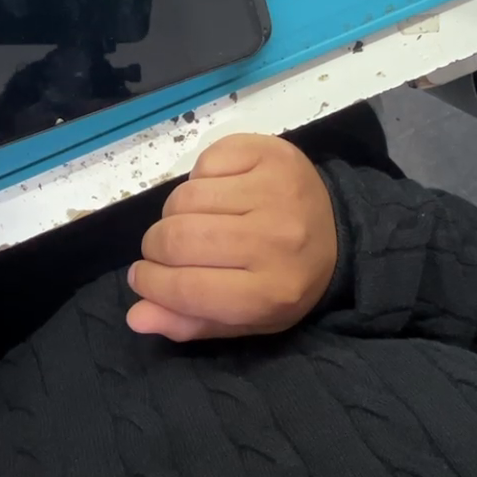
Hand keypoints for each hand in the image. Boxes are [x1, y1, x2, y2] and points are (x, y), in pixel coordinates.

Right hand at [126, 134, 338, 341]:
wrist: (340, 234)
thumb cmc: (284, 282)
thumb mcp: (244, 318)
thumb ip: (189, 323)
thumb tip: (136, 317)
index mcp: (270, 291)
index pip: (185, 287)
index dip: (150, 283)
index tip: (141, 278)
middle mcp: (275, 239)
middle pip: (177, 238)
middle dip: (154, 248)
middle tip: (163, 251)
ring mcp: (276, 190)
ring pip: (184, 198)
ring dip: (174, 213)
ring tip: (193, 222)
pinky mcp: (273, 153)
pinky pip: (205, 163)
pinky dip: (200, 179)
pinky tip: (218, 194)